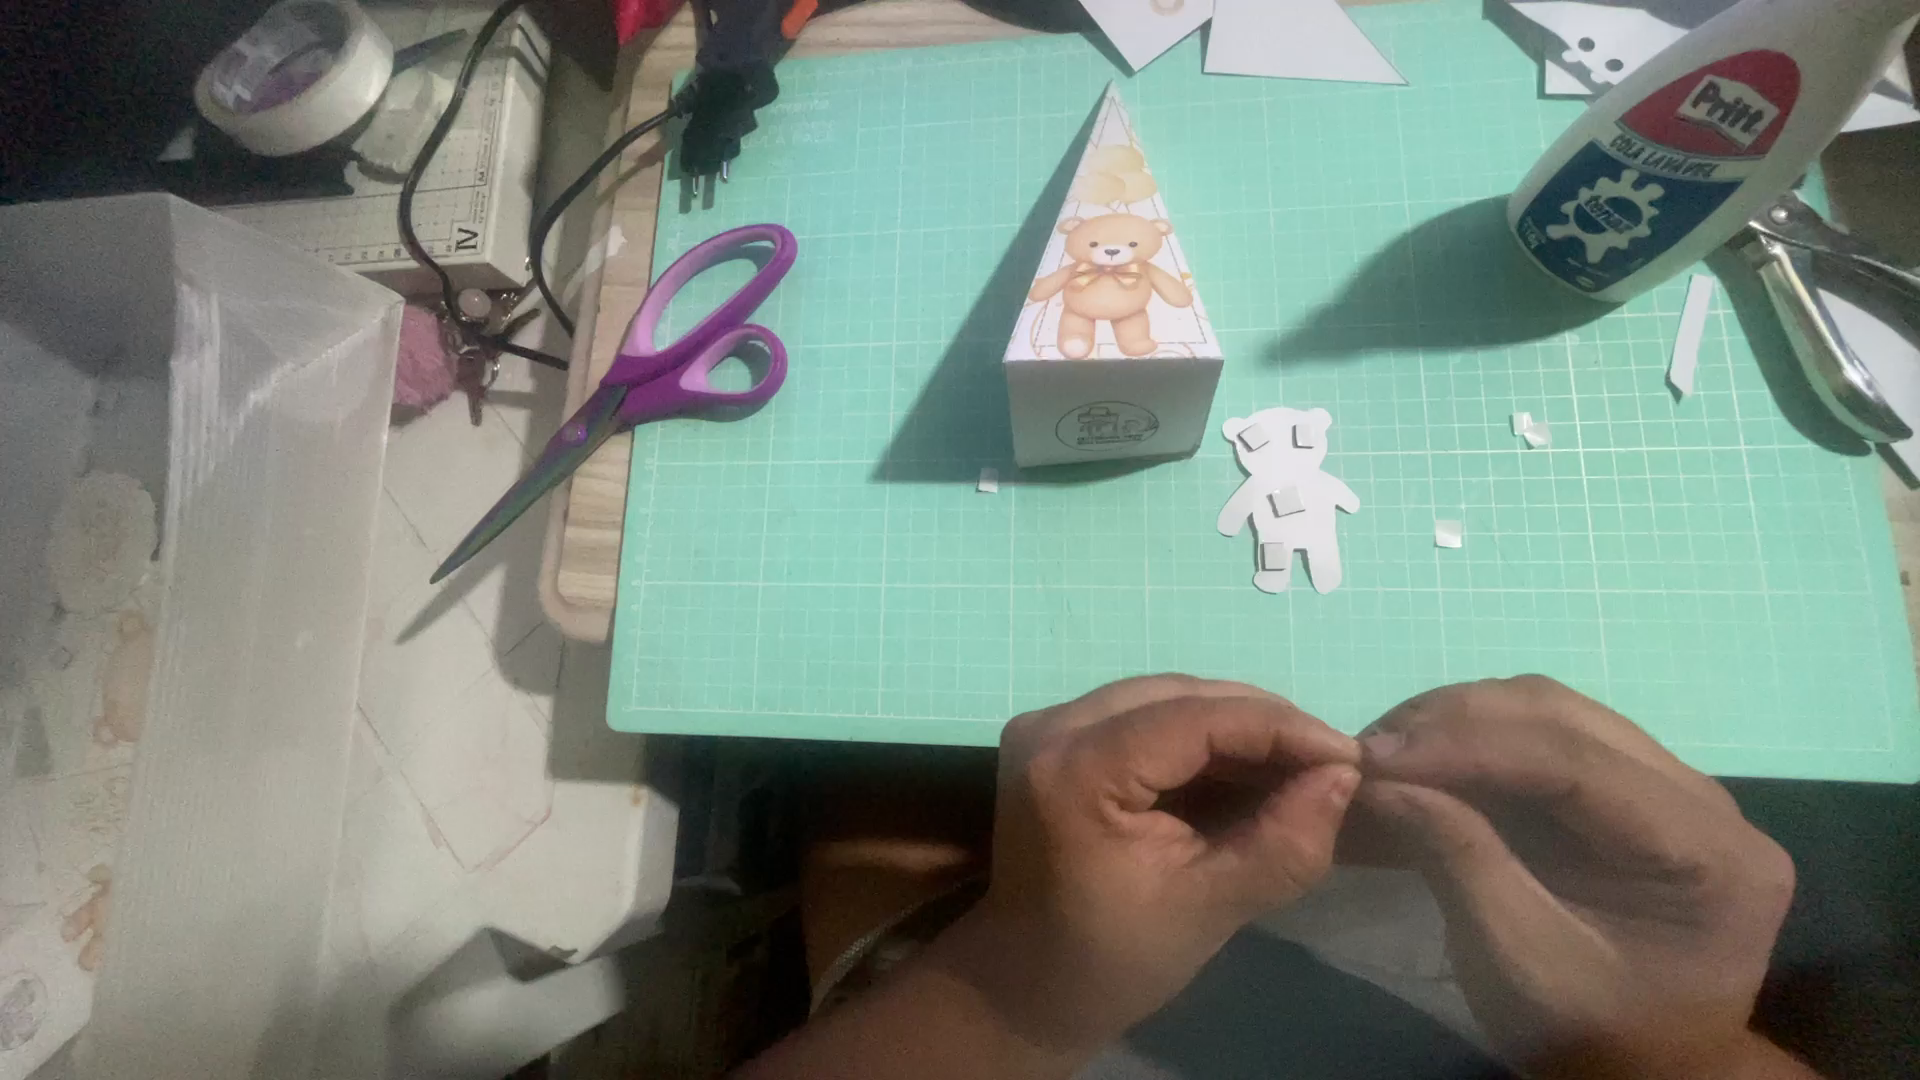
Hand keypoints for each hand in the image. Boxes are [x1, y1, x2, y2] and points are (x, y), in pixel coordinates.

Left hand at [938, 675, 1361, 1051]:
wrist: (1025, 976)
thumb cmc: (1111, 958)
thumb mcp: (1209, 910)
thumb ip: (1281, 844)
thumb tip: (1341, 775)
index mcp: (1074, 771)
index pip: (1189, 719)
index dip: (1274, 726)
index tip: (1346, 752)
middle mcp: (1050, 727)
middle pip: (1172, 695)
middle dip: (1257, 719)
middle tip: (1326, 757)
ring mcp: (1044, 723)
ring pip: (1157, 696)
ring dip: (1228, 721)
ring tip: (1293, 758)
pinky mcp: (1052, 732)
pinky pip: (1136, 712)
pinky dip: (1192, 732)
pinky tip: (1239, 759)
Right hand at [1352, 676, 1799, 1079]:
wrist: (1631, 1058)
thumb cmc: (1584, 1025)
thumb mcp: (1515, 956)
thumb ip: (1457, 858)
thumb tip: (1378, 781)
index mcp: (1709, 855)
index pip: (1574, 762)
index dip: (1464, 746)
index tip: (1372, 759)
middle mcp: (1698, 798)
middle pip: (1557, 715)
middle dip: (1449, 722)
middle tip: (1368, 753)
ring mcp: (1656, 778)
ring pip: (1539, 703)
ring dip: (1450, 717)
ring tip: (1386, 751)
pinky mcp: (1611, 775)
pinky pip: (1529, 722)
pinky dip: (1462, 728)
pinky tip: (1419, 753)